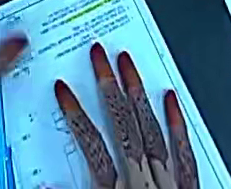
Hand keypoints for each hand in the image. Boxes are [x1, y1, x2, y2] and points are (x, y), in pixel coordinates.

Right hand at [52, 43, 198, 188]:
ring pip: (152, 130)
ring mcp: (170, 187)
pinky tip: (172, 100)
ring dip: (138, 93)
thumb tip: (44, 184)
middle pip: (125, 126)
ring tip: (128, 62)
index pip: (92, 147)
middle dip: (109, 86)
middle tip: (98, 54)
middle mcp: (145, 186)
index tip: (63, 89)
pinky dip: (178, 126)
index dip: (75, 115)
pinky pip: (185, 155)